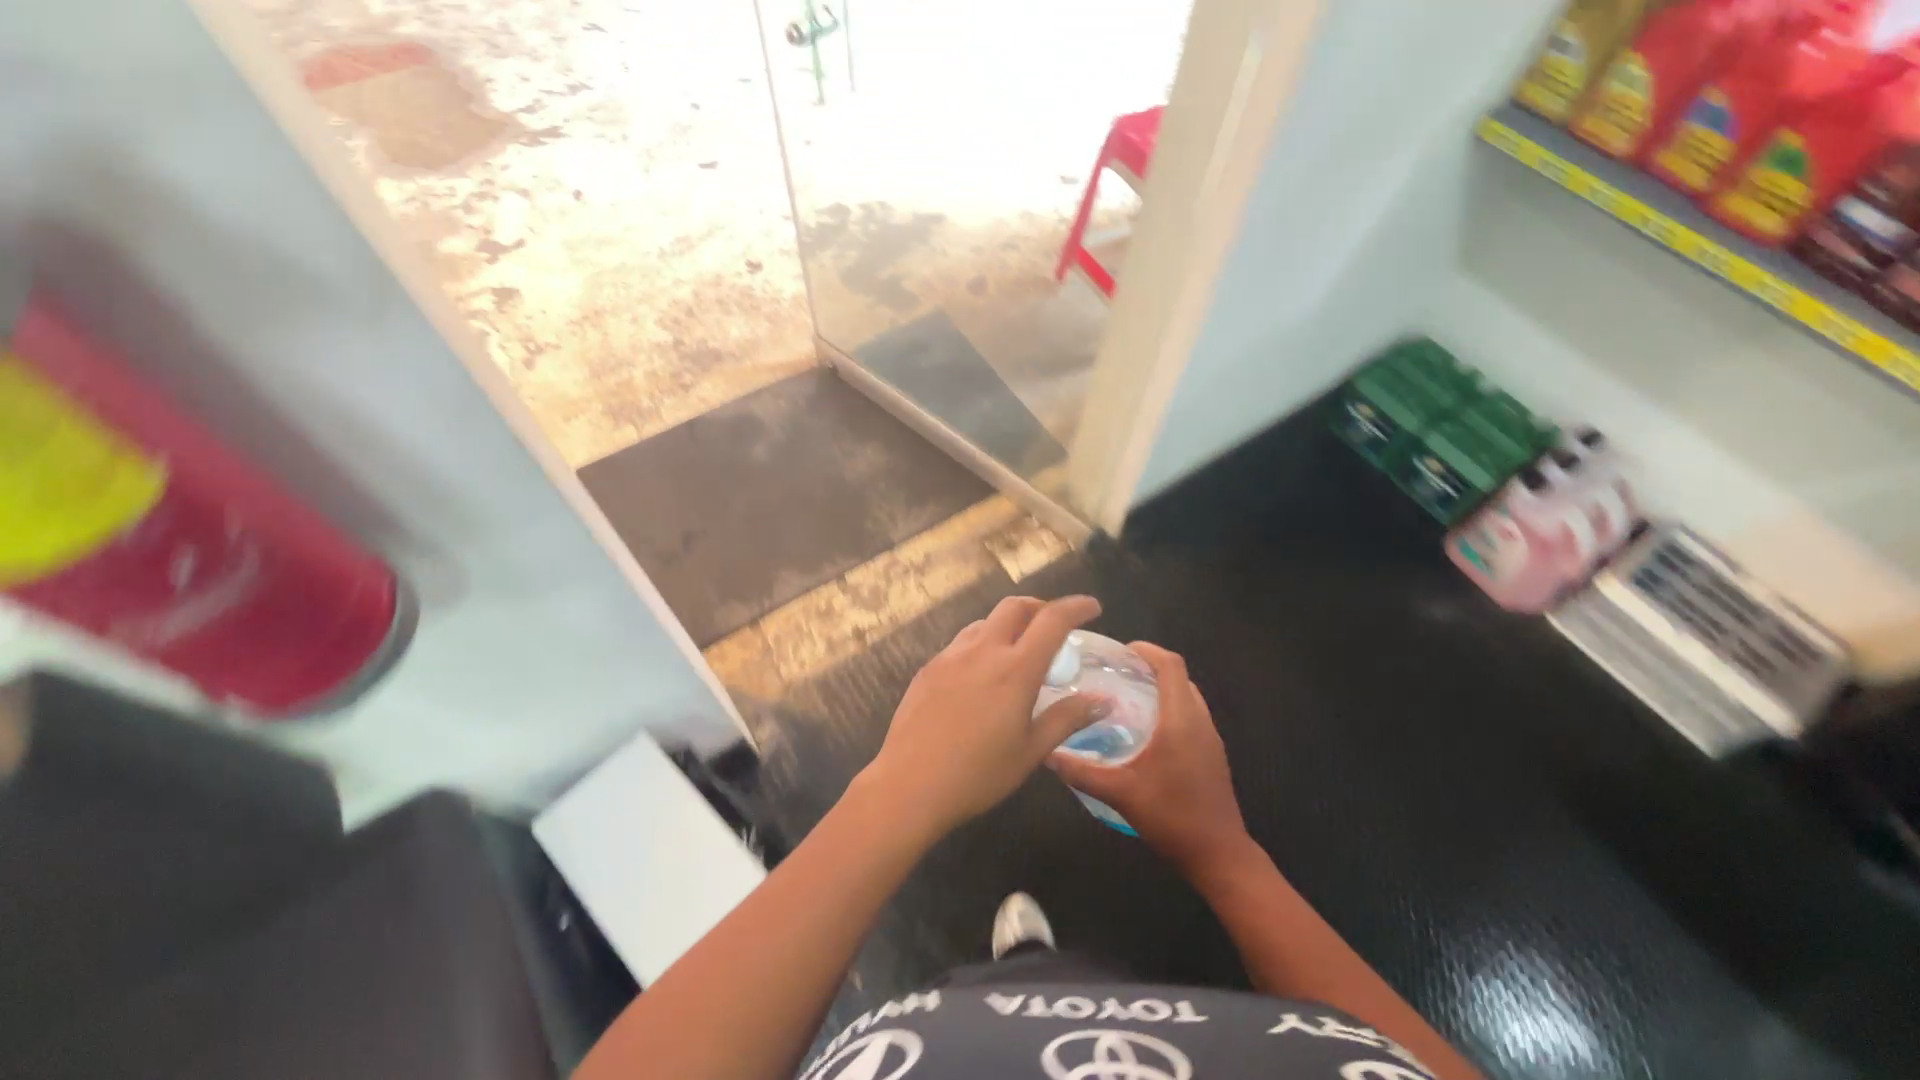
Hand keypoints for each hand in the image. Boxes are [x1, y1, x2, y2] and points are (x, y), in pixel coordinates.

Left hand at [860, 595, 1105, 836]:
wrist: (909, 785)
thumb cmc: (978, 774)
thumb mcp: (1031, 751)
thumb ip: (1067, 718)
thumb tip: (1103, 700)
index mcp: (1015, 669)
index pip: (1052, 620)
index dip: (1076, 607)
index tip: (1092, 607)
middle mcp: (982, 651)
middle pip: (1014, 607)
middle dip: (1039, 607)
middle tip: (1053, 628)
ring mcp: (950, 657)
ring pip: (984, 623)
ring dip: (1007, 626)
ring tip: (1017, 653)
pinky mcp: (927, 669)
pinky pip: (961, 644)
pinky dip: (981, 646)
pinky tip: (981, 677)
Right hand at [1047, 643, 1255, 877]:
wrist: (1218, 855)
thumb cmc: (1172, 818)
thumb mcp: (1120, 794)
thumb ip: (1082, 772)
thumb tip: (1047, 754)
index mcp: (1181, 721)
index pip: (1171, 666)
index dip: (1147, 650)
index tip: (1120, 650)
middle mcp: (1200, 723)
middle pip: (1180, 678)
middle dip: (1151, 668)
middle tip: (1116, 673)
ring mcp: (1211, 740)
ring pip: (1188, 698)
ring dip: (1162, 689)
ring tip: (1126, 697)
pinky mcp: (1212, 756)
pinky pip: (1192, 717)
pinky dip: (1170, 709)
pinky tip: (1144, 731)